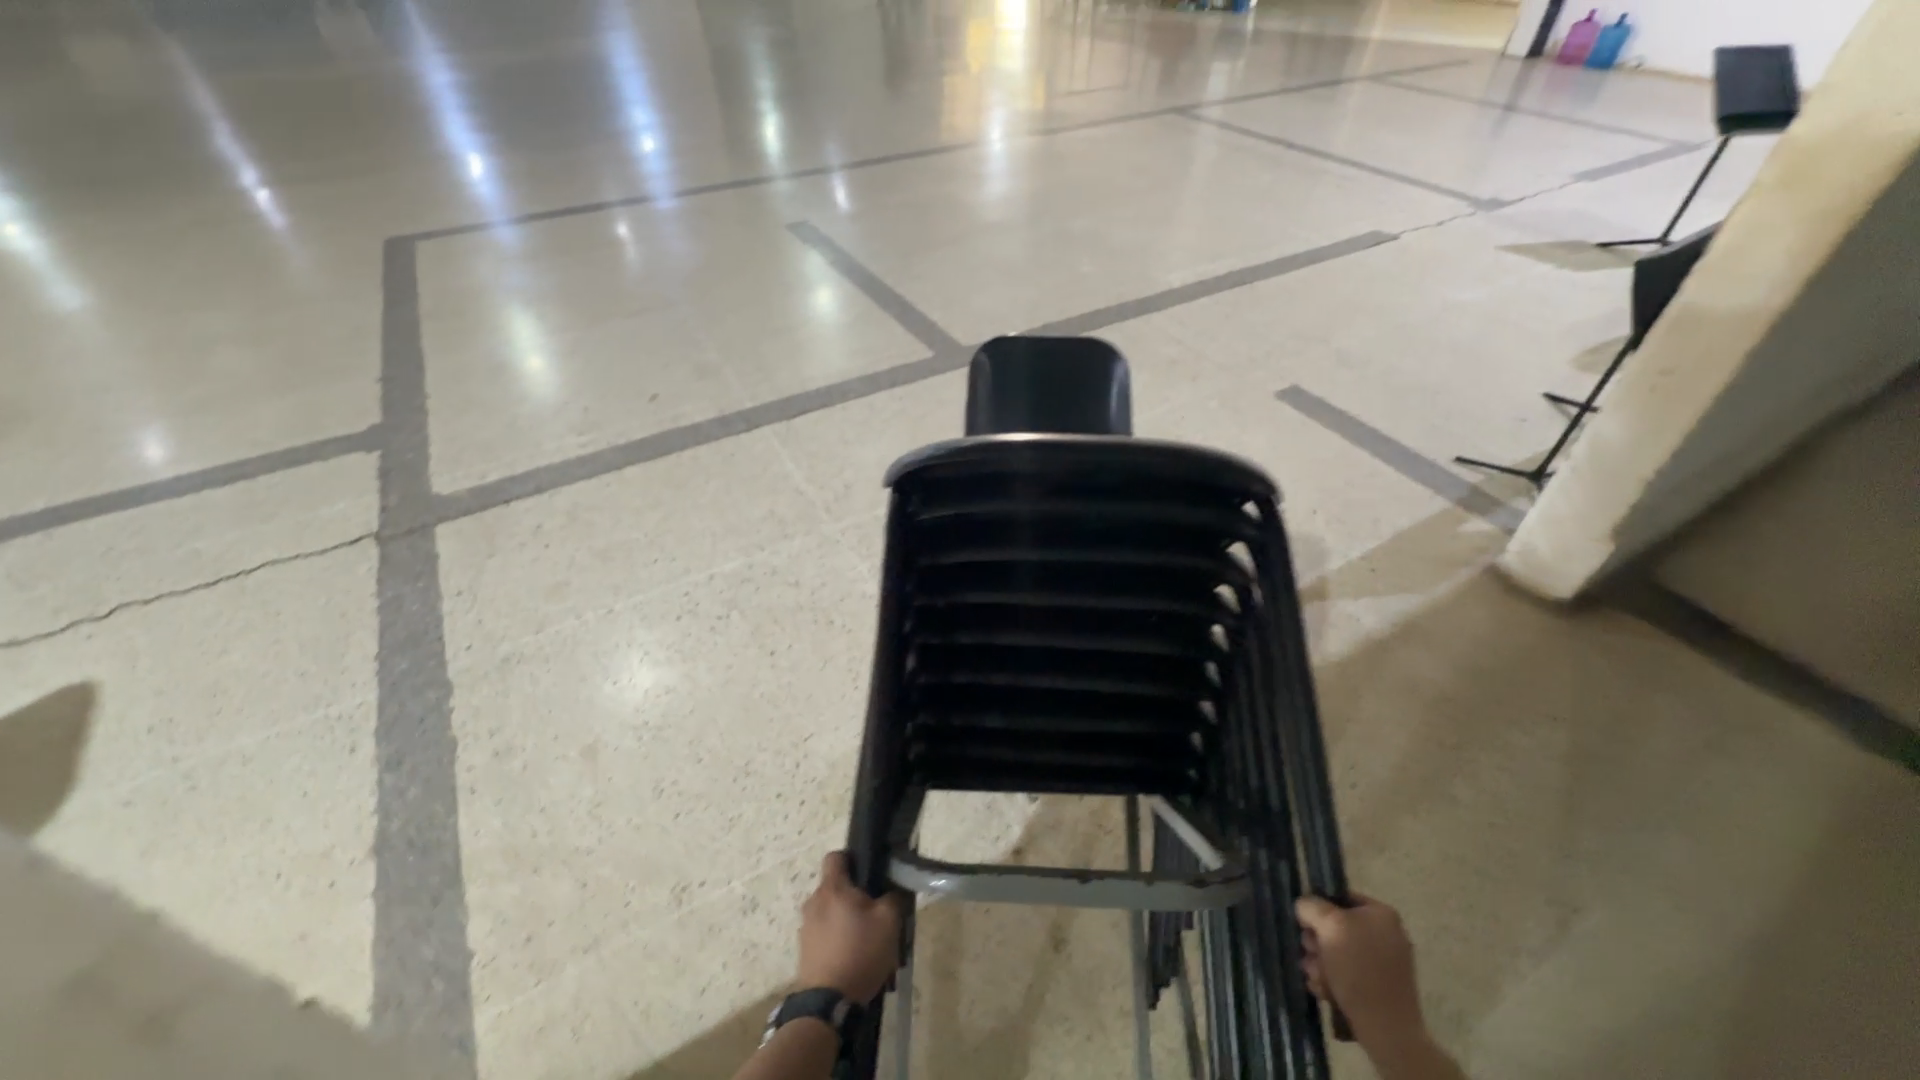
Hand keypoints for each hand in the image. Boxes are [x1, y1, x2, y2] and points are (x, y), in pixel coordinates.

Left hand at [796, 851, 907, 1003]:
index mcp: (832, 888)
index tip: (870, 873)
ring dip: (847, 920)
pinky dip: (838, 940)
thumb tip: (891, 890)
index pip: (836, 857)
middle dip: (855, 896)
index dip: (853, 859)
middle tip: (877, 914)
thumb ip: (893, 897)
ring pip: (831, 913)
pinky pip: (825, 935)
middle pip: (836, 888)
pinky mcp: (805, 950)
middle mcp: (814, 902)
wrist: (829, 1001)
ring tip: (868, 942)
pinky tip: (855, 959)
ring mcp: (806, 927)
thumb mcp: (889, 921)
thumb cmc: (860, 952)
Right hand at [1295, 893, 1424, 1048]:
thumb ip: (1312, 907)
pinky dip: (1332, 982)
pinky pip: (1345, 975)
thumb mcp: (1330, 927)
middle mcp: (1385, 934)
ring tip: (1319, 979)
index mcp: (1380, 914)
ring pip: (1335, 953)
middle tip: (1313, 955)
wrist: (1385, 1027)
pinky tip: (1327, 992)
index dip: (1318, 910)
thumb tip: (1304, 905)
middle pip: (1334, 928)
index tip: (1306, 926)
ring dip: (1320, 965)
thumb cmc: (1358, 968)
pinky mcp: (1376, 986)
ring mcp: (1382, 962)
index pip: (1339, 898)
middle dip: (1317, 944)